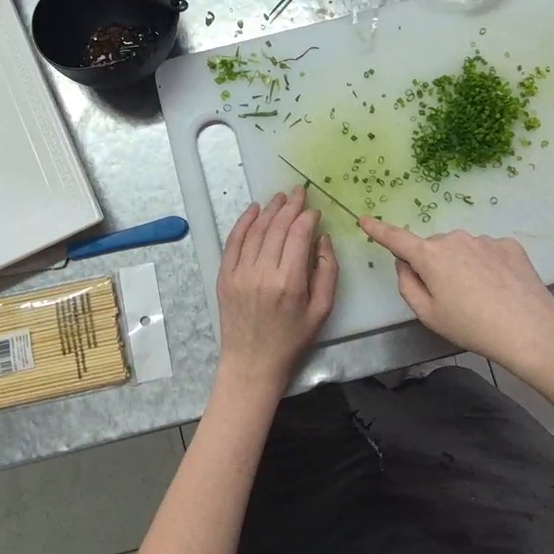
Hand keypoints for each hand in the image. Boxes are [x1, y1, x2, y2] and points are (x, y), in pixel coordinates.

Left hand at [215, 188, 337, 394]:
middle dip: (290, 206)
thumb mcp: (321, 310)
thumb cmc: (292, 339)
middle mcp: (263, 273)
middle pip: (277, 228)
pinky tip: (254, 209)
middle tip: (299, 191)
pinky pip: (234, 242)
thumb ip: (328, 272)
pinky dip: (244, 222)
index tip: (314, 209)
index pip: (299, 235)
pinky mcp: (225, 276)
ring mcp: (240, 273)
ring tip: (280, 197)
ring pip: (256, 231)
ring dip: (269, 210)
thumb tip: (323, 238)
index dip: (307, 217)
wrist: (252, 363)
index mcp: (290, 282)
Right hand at [361, 218, 553, 369]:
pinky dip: (488, 266)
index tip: (365, 219)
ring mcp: (484, 239)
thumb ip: (408, 285)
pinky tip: (500, 289)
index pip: (397, 239)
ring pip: (462, 250)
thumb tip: (406, 264)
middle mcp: (454, 239)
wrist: (531, 329)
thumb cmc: (472, 327)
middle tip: (450, 298)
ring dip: (463, 266)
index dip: (379, 230)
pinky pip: (488, 252)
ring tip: (481, 297)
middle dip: (434, 265)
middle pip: (433, 249)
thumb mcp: (428, 315)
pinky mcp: (509, 245)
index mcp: (430, 256)